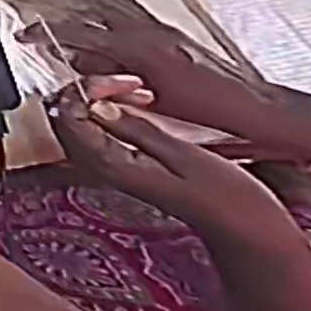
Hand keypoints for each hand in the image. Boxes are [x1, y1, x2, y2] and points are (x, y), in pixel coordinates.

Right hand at [17, 0, 310, 163]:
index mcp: (136, 49)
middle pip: (89, 4)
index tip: (23, 35)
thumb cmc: (202, 109)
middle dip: (52, 0)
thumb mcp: (140, 98)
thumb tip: (71, 60)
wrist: (256, 108)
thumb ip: (100, 76)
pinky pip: (123, 2)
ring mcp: (159, 26)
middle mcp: (146, 31)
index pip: (76, 31)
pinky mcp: (167, 28)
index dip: (43, 32)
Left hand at [49, 75, 296, 237]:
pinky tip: (134, 107)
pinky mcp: (109, 162)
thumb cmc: (226, 194)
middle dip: (91, 91)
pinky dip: (105, 112)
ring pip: (75, 118)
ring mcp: (96, 163)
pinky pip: (90, 129)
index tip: (126, 82)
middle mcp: (89, 162)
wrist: (244, 228)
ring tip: (140, 93)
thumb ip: (134, 129)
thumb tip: (96, 105)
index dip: (88, 89)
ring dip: (99, 99)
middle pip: (65, 113)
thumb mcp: (184, 155)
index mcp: (102, 160)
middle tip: (134, 85)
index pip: (68, 112)